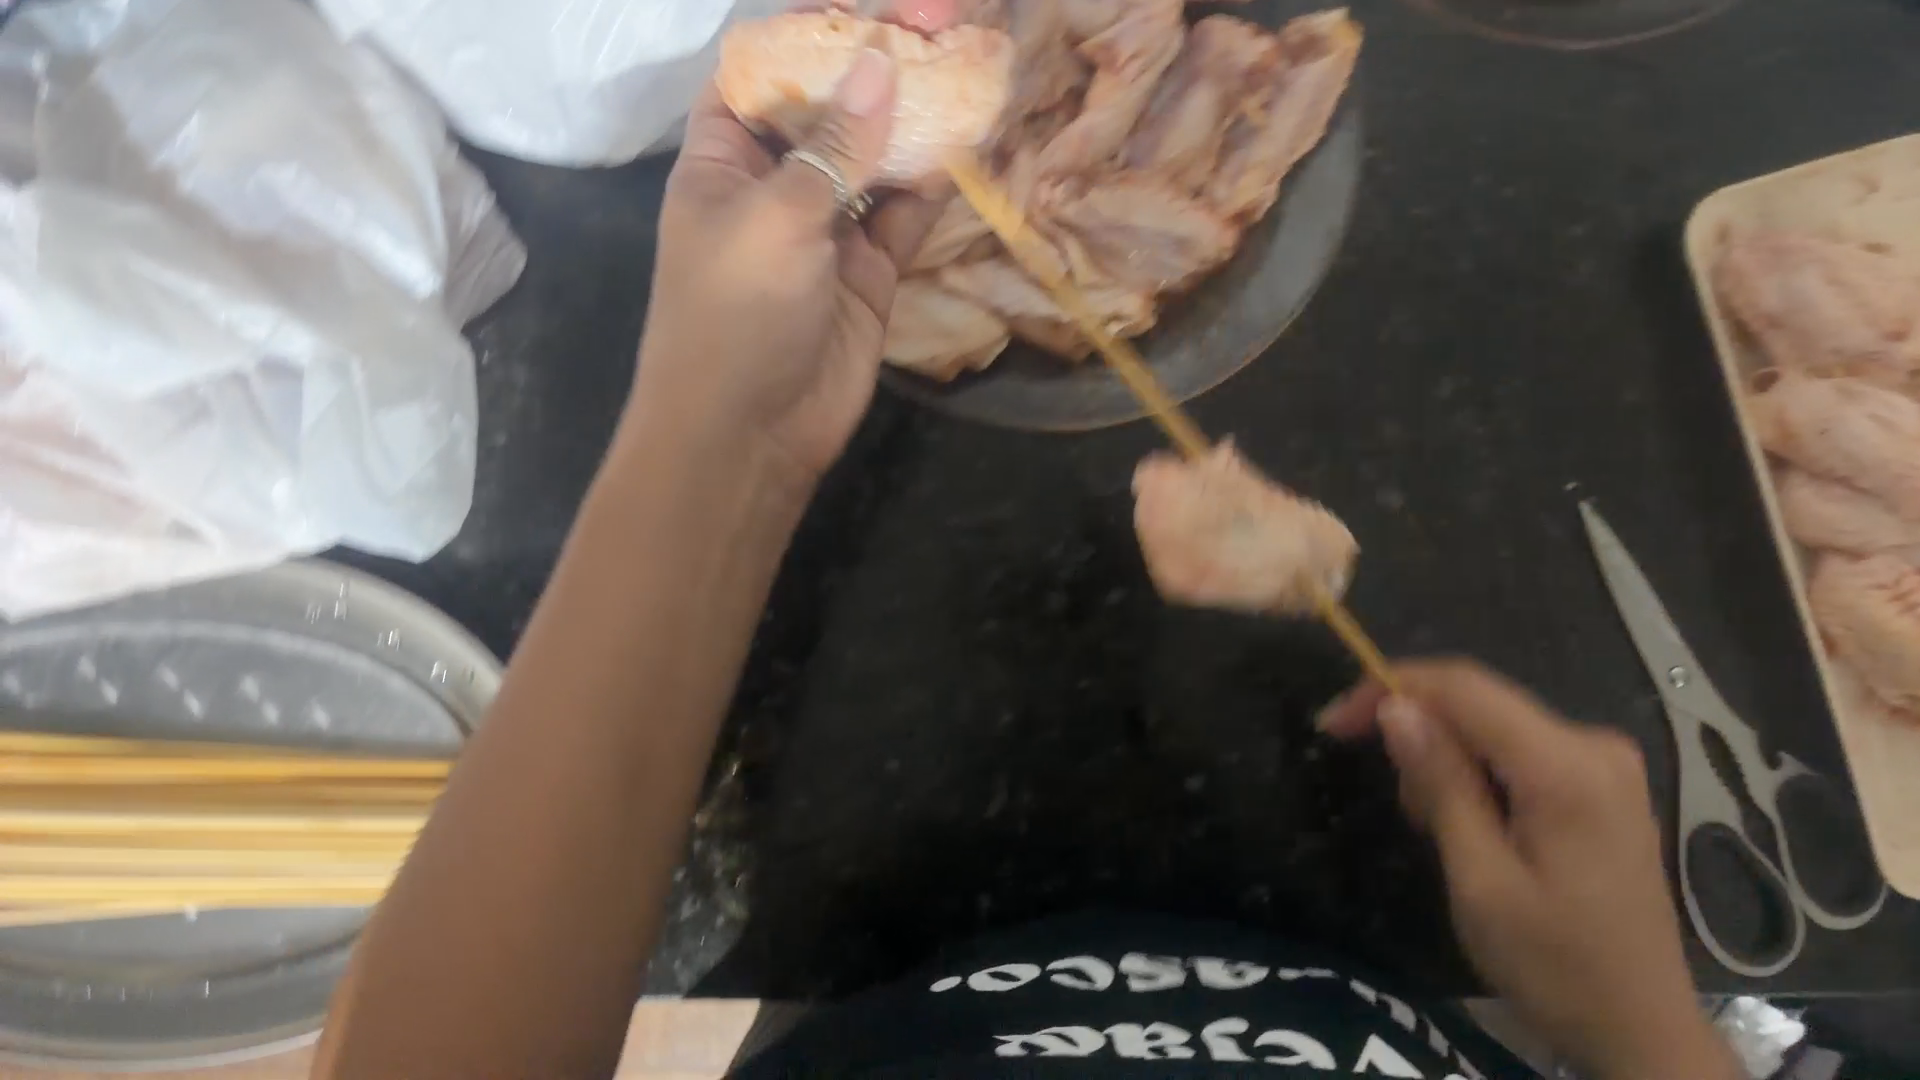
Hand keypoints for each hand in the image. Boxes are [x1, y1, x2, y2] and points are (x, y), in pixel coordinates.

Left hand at [631, 47, 946, 495]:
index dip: (809, 37)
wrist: (751, 433)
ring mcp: (825, 232)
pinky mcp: (867, 274)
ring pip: (872, 162)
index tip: (866, 14)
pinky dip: (929, 187)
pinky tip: (961, 145)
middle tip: (936, 28)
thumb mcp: (776, 217)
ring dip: (911, 124)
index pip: (761, 74)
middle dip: (875, 71)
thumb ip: (833, 145)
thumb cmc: (737, 314)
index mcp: (723, 161)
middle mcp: (775, 188)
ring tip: (962, 71)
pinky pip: (901, 217)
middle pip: (827, 111)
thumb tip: (880, 66)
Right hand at [1320, 660, 1740, 1079]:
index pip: (1461, 687)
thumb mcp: (1479, 879)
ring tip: (1434, 828)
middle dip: (1415, 733)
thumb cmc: (1554, 964)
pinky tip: (1469, 823)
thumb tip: (1394, 707)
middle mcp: (1592, 746)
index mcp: (1566, 768)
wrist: (1640, 1030)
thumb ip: (1441, 784)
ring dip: (1443, 760)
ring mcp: (1601, 762)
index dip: (1388, 688)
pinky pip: (1511, 747)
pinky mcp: (1597, 781)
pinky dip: (1472, 772)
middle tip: (1397, 804)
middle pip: (1474, 701)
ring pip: (1486, 724)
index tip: (1334, 722)